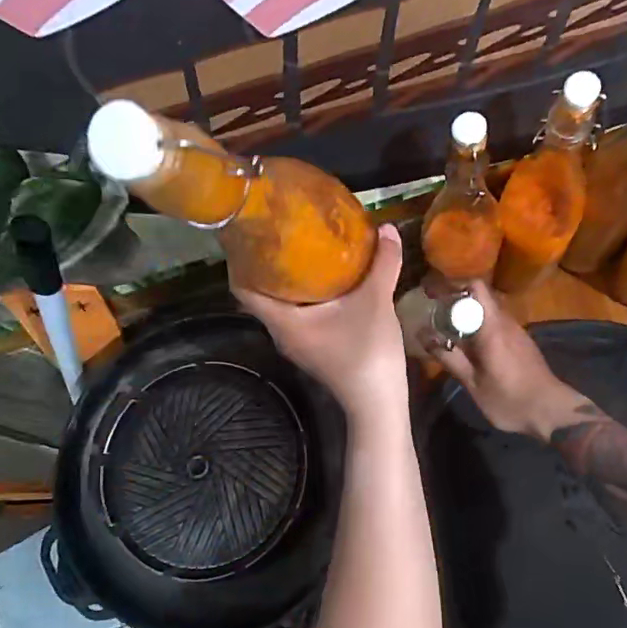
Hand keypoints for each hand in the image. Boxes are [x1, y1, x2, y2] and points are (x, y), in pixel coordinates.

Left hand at [233, 224, 408, 418]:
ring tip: (300, 251)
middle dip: (266, 266)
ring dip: (287, 281)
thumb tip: (387, 226)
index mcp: (281, 321)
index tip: (247, 237)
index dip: (239, 263)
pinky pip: (297, 315)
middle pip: (260, 295)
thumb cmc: (366, 351)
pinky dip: (303, 295)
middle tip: (278, 236)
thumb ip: (381, 263)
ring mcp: (295, 343)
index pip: (242, 290)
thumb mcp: (375, 302)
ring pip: (280, 305)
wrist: (377, 401)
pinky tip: (324, 279)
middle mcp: (280, 332)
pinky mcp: (311, 348)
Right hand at [422, 280, 594, 440]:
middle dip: (452, 299)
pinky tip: (462, 342)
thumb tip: (422, 334)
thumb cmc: (509, 399)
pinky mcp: (519, 343)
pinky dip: (475, 325)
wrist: (552, 412)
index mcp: (492, 327)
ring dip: (464, 314)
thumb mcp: (472, 382)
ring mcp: (515, 332)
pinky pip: (493, 324)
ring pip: (486, 311)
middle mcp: (505, 323)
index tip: (429, 291)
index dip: (451, 284)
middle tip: (429, 309)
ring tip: (441, 326)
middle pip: (478, 297)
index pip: (475, 288)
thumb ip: (447, 357)